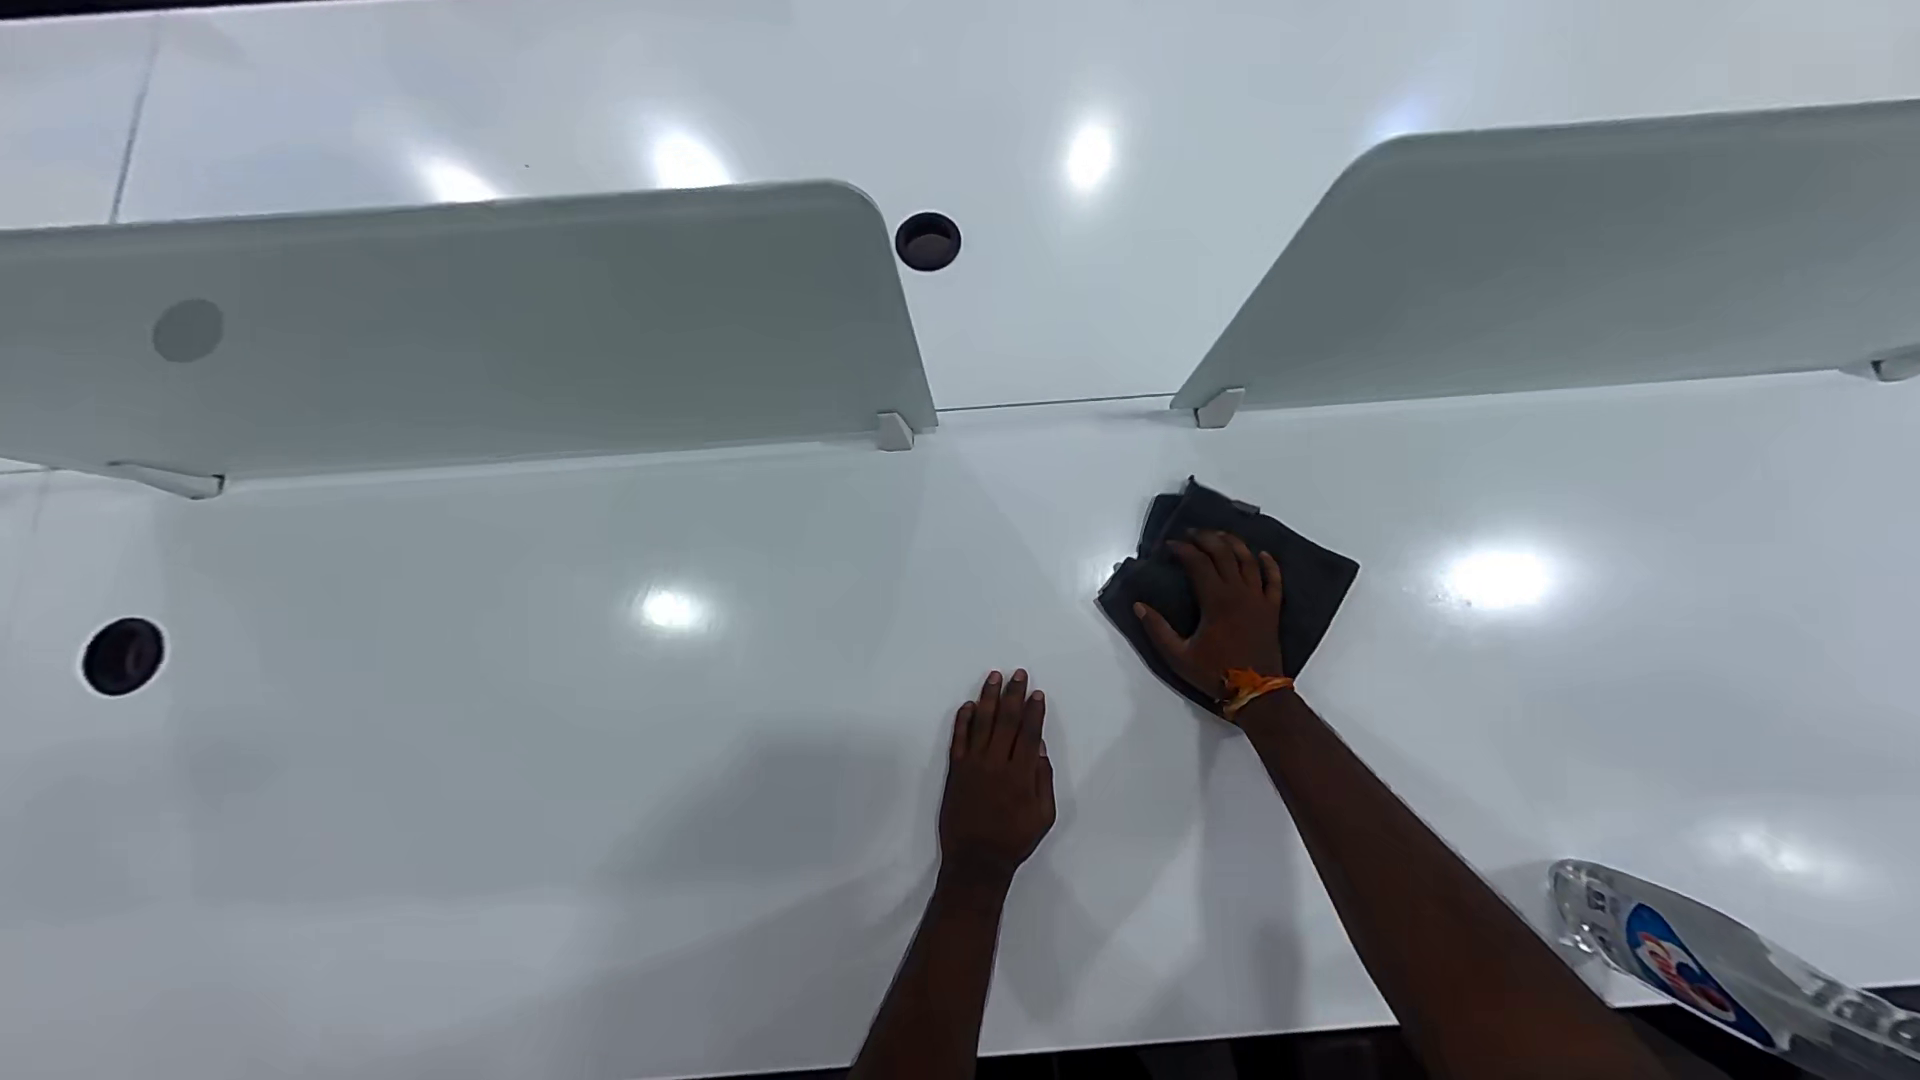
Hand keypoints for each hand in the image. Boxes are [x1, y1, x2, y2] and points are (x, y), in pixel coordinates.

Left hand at [939, 669, 1054, 887]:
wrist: (976, 860)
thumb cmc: (1014, 840)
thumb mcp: (1044, 816)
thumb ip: (1043, 780)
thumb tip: (1039, 748)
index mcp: (1021, 774)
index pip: (1029, 733)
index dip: (1034, 711)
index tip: (1037, 693)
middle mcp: (996, 763)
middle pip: (1007, 720)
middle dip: (1014, 695)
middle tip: (1018, 674)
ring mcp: (973, 764)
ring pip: (982, 723)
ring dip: (989, 698)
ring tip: (994, 677)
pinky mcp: (956, 770)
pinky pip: (959, 739)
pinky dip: (963, 720)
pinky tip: (969, 705)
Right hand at [1134, 530, 1285, 701]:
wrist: (1257, 692)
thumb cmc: (1215, 673)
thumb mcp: (1177, 655)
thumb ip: (1157, 629)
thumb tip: (1138, 606)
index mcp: (1216, 600)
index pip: (1198, 562)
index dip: (1182, 549)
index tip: (1169, 545)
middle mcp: (1239, 593)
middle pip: (1223, 553)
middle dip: (1205, 538)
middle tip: (1191, 533)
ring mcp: (1259, 599)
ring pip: (1248, 560)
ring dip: (1233, 543)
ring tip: (1219, 534)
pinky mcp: (1272, 609)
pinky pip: (1274, 580)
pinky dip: (1270, 564)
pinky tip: (1262, 554)